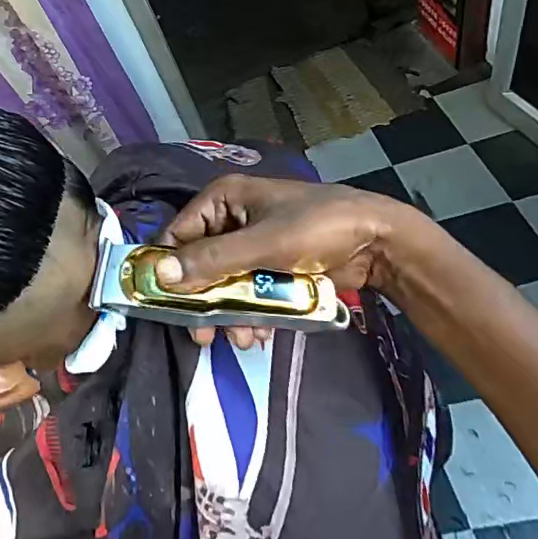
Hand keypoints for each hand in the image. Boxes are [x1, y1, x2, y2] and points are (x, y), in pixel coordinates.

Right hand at [157, 176, 413, 346]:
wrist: (378, 241)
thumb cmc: (316, 229)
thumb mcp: (262, 245)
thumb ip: (211, 261)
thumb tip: (159, 274)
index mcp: (223, 199)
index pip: (178, 234)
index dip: (168, 269)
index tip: (165, 307)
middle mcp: (231, 219)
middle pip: (199, 264)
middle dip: (203, 301)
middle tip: (203, 335)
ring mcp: (252, 245)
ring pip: (223, 284)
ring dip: (228, 314)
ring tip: (243, 339)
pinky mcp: (270, 266)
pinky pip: (247, 292)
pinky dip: (249, 314)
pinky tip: (260, 334)